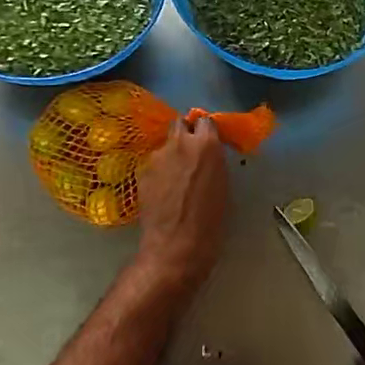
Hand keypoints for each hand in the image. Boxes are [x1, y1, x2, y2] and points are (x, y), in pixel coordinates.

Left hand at [135, 116, 227, 285]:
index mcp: (206, 145)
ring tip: (176, 179)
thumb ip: (213, 163)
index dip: (206, 131)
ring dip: (171, 156)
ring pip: (165, 147)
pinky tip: (163, 192)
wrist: (176, 244)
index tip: (209, 142)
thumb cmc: (211, 220)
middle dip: (185, 133)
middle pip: (180, 124)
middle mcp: (179, 143)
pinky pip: (154, 166)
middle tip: (191, 153)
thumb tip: (207, 158)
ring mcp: (157, 157)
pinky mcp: (142, 173)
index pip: (205, 121)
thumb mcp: (223, 186)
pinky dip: (159, 173)